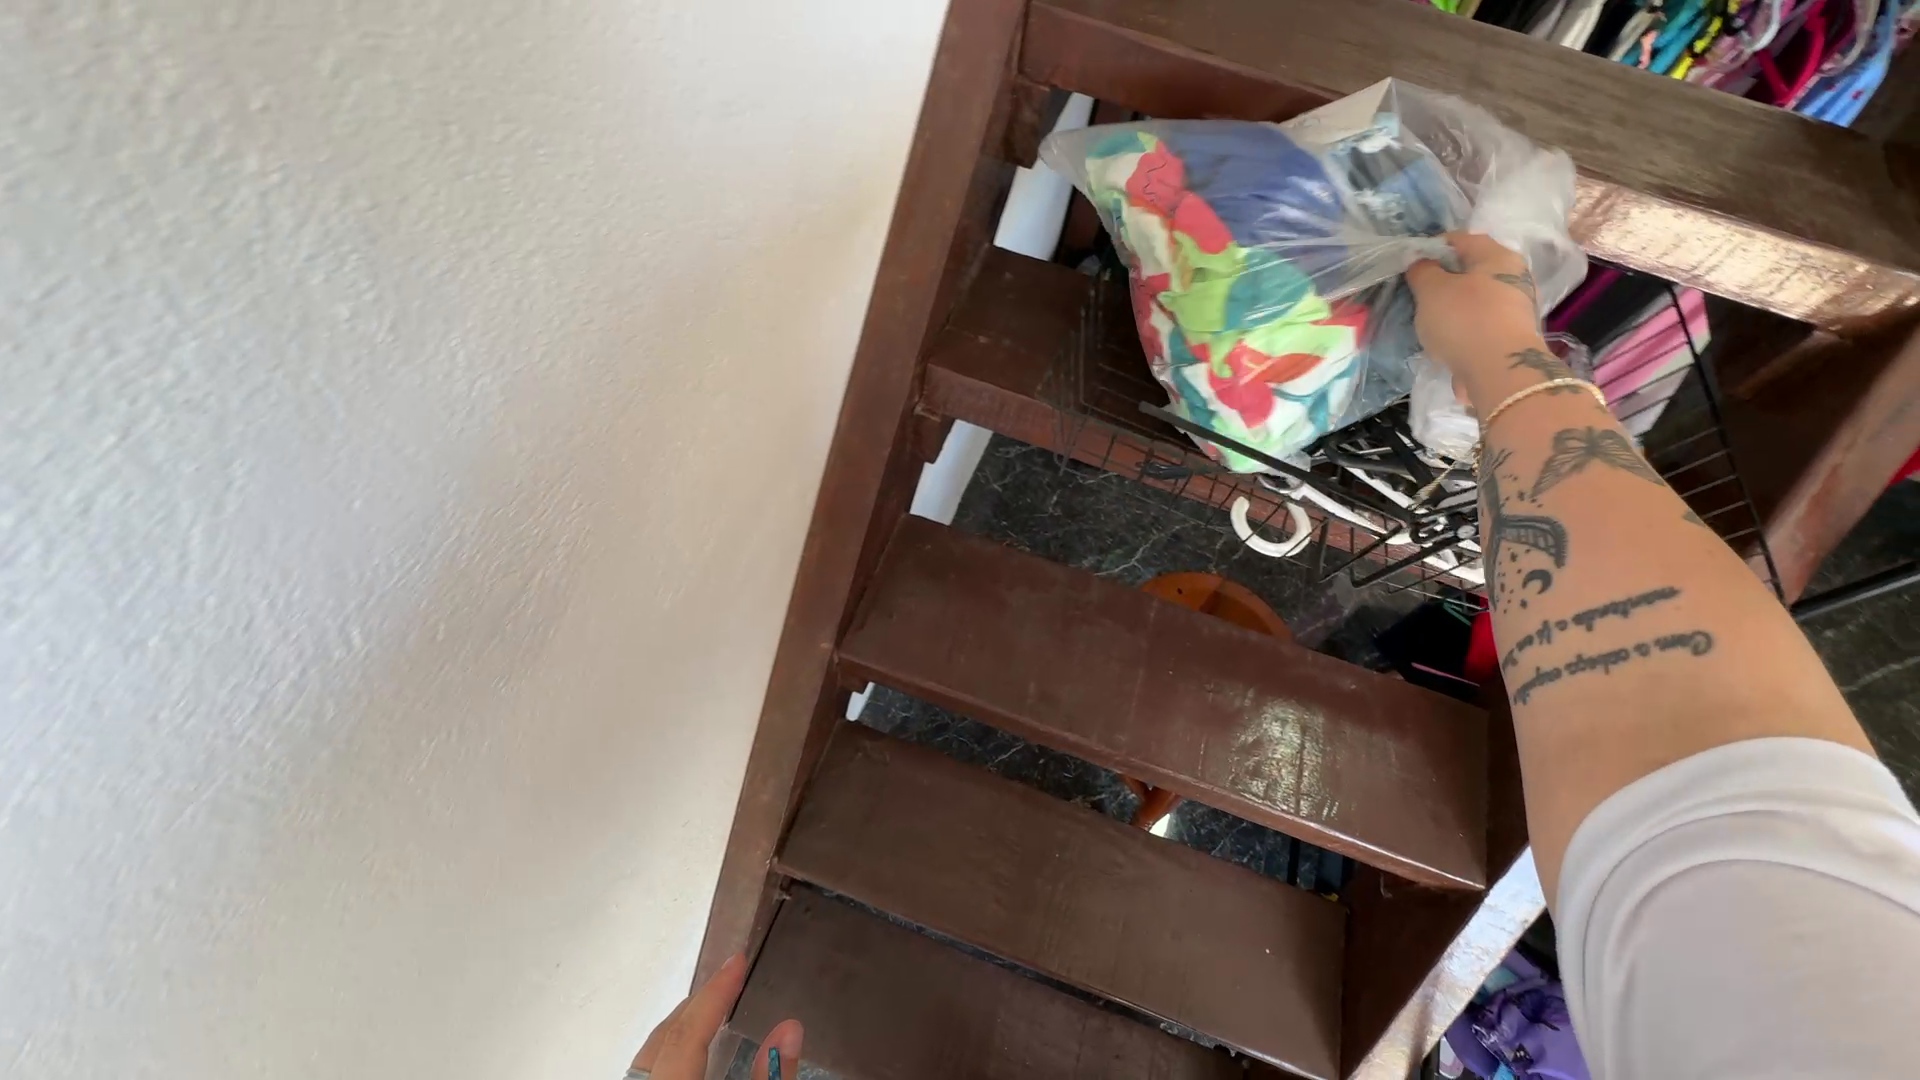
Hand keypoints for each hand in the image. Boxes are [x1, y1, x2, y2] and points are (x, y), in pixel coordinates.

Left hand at [630, 954, 801, 1079]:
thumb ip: (772, 1076)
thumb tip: (790, 1028)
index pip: (688, 1033)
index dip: (715, 994)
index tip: (738, 958)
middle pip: (663, 1039)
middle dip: (698, 1006)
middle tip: (730, 978)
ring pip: (648, 1054)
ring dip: (682, 1028)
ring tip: (712, 1009)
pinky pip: (646, 1068)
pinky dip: (669, 1051)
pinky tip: (689, 1051)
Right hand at [1405, 231, 1544, 394]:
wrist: (1498, 369)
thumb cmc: (1464, 320)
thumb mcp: (1432, 290)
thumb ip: (1422, 271)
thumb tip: (1421, 264)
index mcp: (1497, 257)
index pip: (1461, 239)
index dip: (1431, 247)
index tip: (1408, 264)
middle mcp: (1513, 276)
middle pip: (1471, 269)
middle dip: (1442, 278)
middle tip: (1415, 293)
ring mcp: (1514, 307)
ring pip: (1474, 297)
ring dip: (1451, 305)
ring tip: (1426, 320)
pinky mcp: (1508, 335)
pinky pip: (1478, 322)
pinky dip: (1460, 326)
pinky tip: (1444, 340)